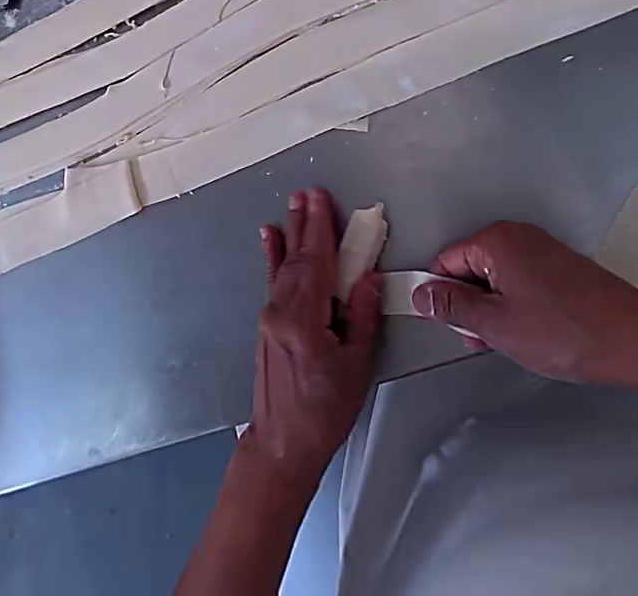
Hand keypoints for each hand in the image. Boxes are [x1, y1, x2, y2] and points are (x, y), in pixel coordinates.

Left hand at [243, 188, 379, 481]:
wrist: (282, 445)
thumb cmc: (324, 411)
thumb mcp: (357, 366)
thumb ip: (363, 316)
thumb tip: (370, 279)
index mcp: (305, 321)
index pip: (318, 263)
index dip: (322, 229)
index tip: (323, 200)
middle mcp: (281, 311)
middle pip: (299, 258)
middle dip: (306, 222)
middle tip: (309, 192)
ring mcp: (270, 316)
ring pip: (284, 266)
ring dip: (292, 233)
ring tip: (295, 204)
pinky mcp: (267, 323)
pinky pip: (273, 281)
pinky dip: (273, 256)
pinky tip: (271, 238)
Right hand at [411, 221, 637, 384]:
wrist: (635, 341)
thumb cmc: (566, 332)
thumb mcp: (494, 325)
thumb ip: (451, 306)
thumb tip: (422, 293)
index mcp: (496, 241)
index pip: (445, 261)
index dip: (442, 295)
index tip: (450, 324)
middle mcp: (518, 236)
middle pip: (470, 268)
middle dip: (470, 305)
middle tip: (485, 339)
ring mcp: (542, 249)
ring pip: (496, 279)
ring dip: (494, 310)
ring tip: (514, 341)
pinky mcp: (560, 266)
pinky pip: (521, 281)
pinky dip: (517, 306)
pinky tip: (533, 333)